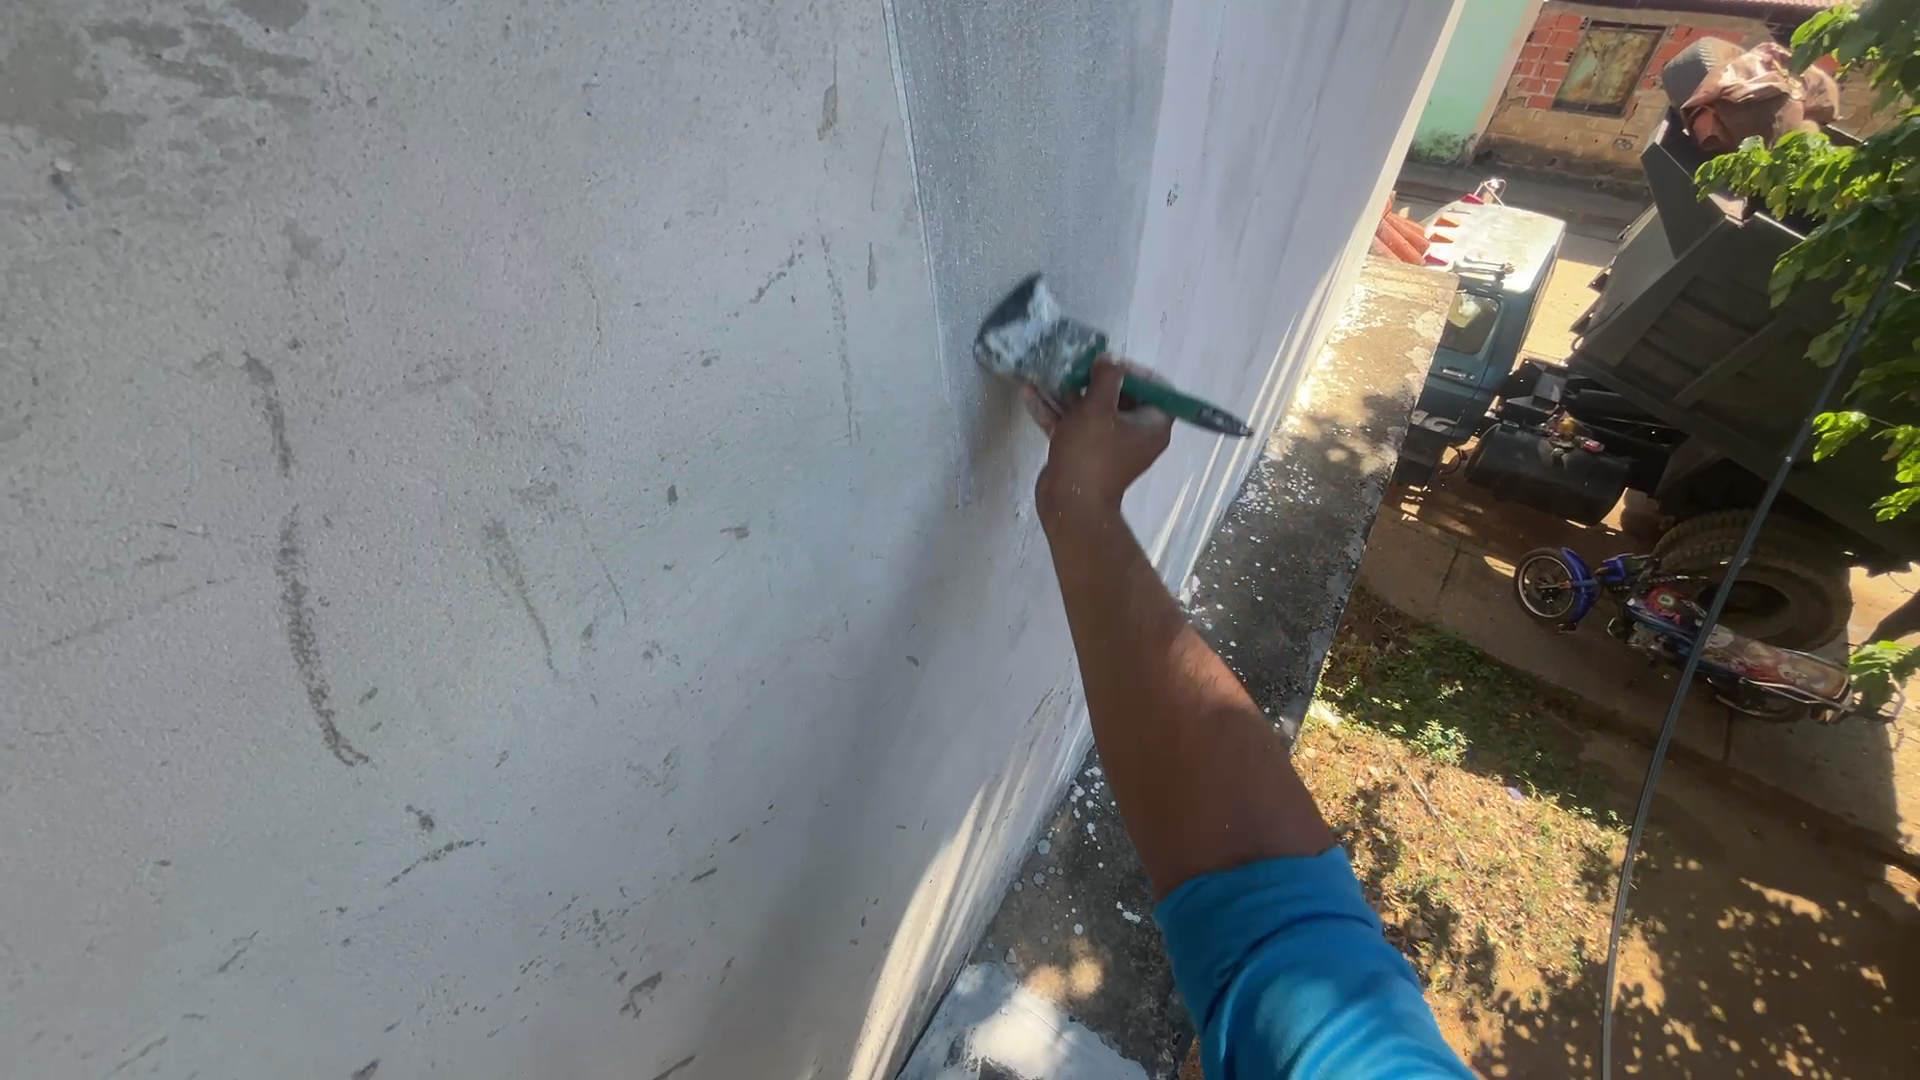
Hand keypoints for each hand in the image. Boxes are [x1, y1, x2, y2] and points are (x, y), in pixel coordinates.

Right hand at [1033, 356, 1172, 525]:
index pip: (1153, 387)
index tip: (1108, 362)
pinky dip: (1054, 411)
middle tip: (1073, 365)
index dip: (1131, 370)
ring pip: (1090, 410)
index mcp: (1152, 424)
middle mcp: (1135, 433)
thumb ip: (1106, 377)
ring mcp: (1107, 444)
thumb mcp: (1098, 408)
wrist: (1069, 503)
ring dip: (1067, 392)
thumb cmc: (1091, 454)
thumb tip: (1108, 360)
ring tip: (1046, 372)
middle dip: (1091, 378)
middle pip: (1118, 396)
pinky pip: (1073, 425)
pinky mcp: (1083, 452)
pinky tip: (1029, 393)